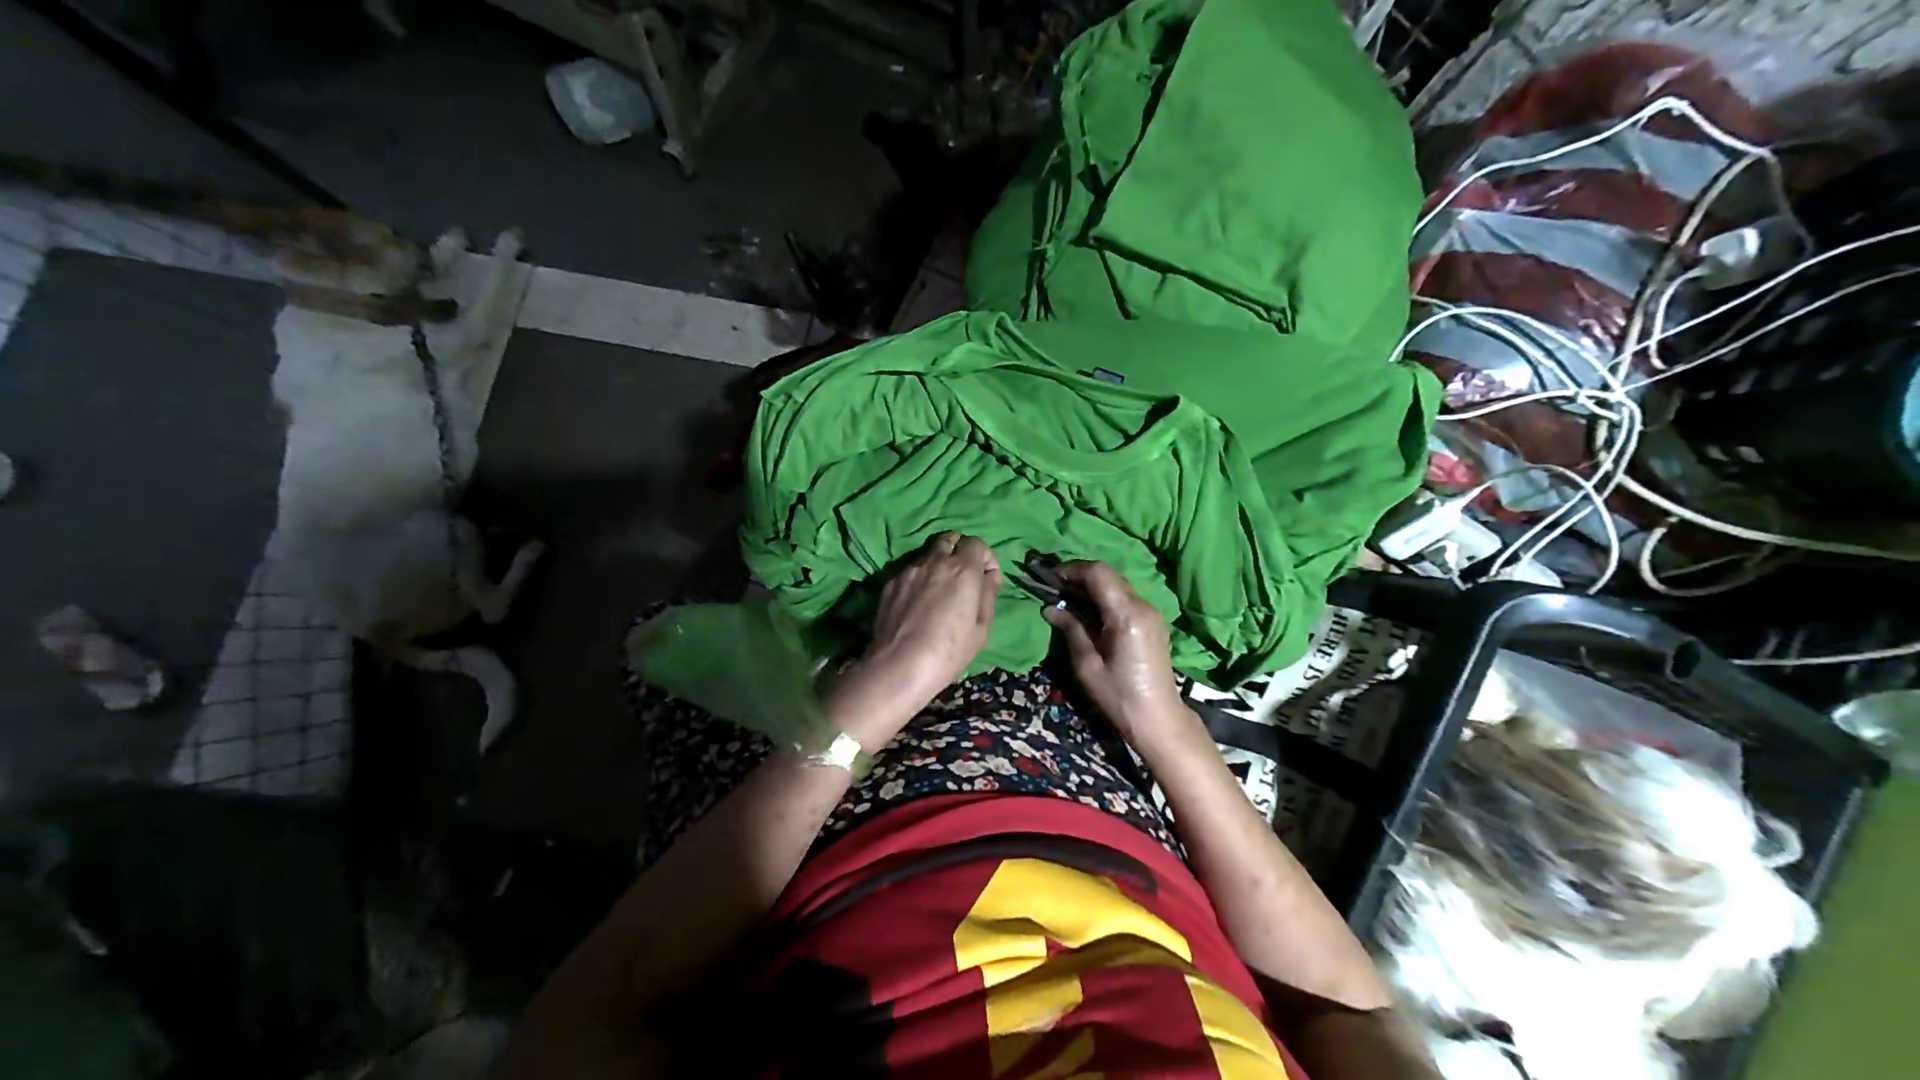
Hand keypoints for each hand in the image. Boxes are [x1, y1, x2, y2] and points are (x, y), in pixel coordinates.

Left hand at [832, 532, 1000, 746]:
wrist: (898, 666)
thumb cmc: (948, 652)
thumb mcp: (981, 628)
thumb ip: (988, 594)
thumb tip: (989, 575)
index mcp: (963, 570)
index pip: (977, 543)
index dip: (984, 557)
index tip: (986, 577)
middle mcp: (935, 562)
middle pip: (949, 540)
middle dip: (959, 551)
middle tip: (962, 574)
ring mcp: (909, 570)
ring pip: (928, 555)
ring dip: (938, 563)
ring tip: (938, 589)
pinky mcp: (890, 583)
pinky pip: (910, 571)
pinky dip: (919, 578)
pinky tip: (918, 602)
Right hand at [1043, 561, 1190, 746]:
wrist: (1158, 719)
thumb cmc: (1119, 697)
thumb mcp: (1087, 666)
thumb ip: (1071, 629)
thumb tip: (1050, 607)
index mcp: (1127, 616)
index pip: (1099, 573)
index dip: (1072, 570)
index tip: (1051, 578)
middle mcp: (1143, 607)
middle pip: (1109, 575)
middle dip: (1080, 577)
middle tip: (1055, 589)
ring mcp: (1152, 613)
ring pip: (1118, 585)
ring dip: (1092, 587)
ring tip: (1067, 600)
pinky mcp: (1153, 622)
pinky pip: (1126, 598)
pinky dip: (1105, 598)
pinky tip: (1088, 613)